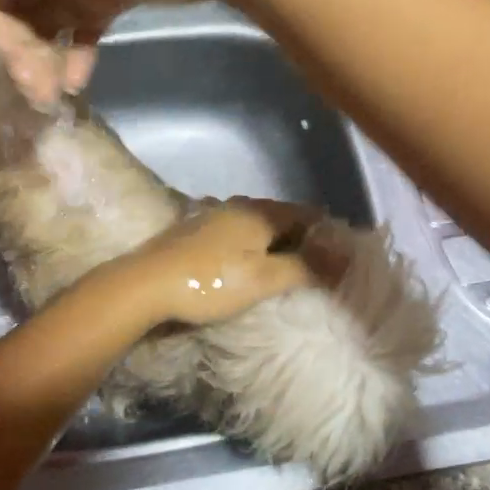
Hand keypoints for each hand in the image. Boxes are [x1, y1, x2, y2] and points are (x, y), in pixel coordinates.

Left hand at [102, 197, 318, 326]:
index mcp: (259, 212)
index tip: (338, 256)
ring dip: (271, 239)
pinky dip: (246, 243)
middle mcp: (237, 205)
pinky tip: (243, 260)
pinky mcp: (191, 230)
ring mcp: (210, 214)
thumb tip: (345, 256)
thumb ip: (305, 267)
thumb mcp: (263, 280)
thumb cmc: (209, 283)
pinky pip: (232, 231)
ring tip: (282, 264)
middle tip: (315, 264)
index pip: (306, 213)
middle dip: (299, 235)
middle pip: (279, 216)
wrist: (145, 284)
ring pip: (253, 223)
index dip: (325, 233)